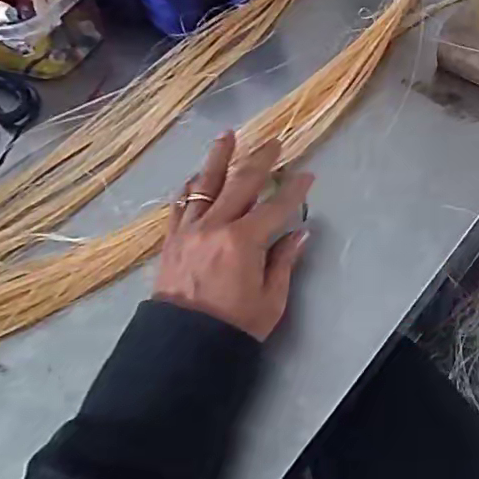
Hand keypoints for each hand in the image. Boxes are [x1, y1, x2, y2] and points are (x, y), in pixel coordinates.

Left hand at [153, 131, 312, 341]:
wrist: (182, 343)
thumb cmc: (233, 326)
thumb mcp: (270, 300)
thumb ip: (284, 262)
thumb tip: (300, 233)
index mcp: (244, 241)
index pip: (275, 206)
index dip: (294, 189)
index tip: (306, 174)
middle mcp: (215, 226)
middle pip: (241, 183)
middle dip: (261, 159)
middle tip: (274, 142)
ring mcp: (190, 229)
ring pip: (206, 183)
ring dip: (219, 157)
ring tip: (228, 135)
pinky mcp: (172, 237)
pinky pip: (181, 203)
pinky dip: (191, 186)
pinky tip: (197, 175)